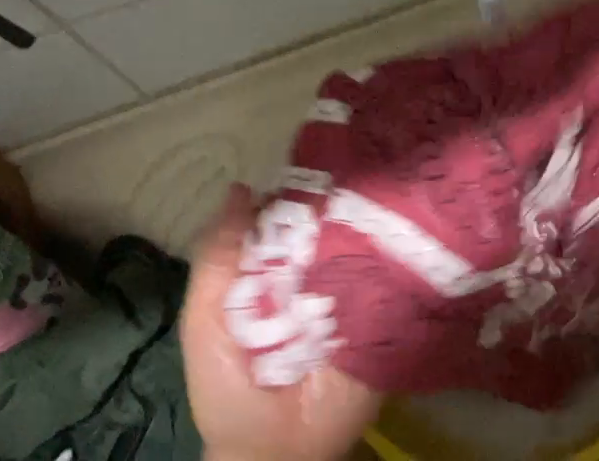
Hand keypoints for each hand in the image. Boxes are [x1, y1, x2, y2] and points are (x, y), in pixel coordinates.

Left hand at [181, 184, 379, 460]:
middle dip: (336, 205)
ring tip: (376, 202)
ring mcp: (351, 289)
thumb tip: (242, 187)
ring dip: (366, 225)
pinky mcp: (382, 313)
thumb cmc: (230, 388)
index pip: (290, 214)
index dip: (297, 193)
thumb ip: (217, 258)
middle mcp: (316, 269)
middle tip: (350, 181)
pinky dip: (390, 258)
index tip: (312, 166)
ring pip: (362, 242)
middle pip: (330, 222)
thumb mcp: (205, 322)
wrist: (276, 454)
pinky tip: (393, 238)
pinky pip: (389, 277)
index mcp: (274, 265)